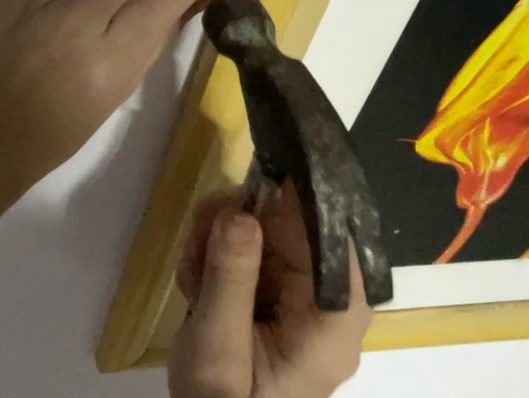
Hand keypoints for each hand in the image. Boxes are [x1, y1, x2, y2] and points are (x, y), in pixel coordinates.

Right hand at [170, 188, 371, 397]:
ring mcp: (295, 300)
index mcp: (331, 322)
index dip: (301, 203)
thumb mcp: (218, 344)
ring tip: (190, 272)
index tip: (256, 183)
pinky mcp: (270, 300)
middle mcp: (323, 305)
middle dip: (239, 221)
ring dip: (218, 239)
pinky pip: (246, 254)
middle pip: (291, 230)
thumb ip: (231, 276)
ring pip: (262, 234)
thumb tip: (240, 211)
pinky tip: (194, 283)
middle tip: (197, 233)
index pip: (337, 243)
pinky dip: (214, 257)